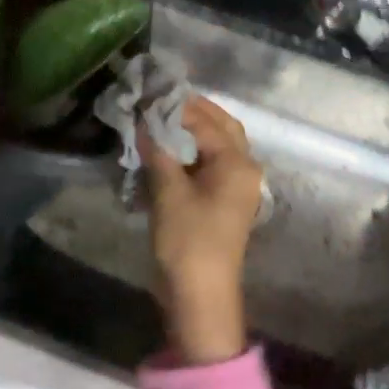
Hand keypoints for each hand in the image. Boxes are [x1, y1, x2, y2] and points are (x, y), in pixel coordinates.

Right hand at [140, 97, 263, 364]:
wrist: (199, 294)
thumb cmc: (187, 242)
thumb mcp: (168, 194)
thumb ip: (158, 153)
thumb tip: (145, 121)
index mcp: (237, 163)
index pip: (205, 121)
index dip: (175, 106)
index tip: (146, 94)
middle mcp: (243, 170)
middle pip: (219, 128)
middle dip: (190, 112)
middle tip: (155, 101)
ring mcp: (235, 189)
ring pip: (214, 148)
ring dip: (188, 133)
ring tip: (155, 123)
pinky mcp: (221, 205)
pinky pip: (206, 168)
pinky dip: (187, 155)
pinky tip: (162, 154)